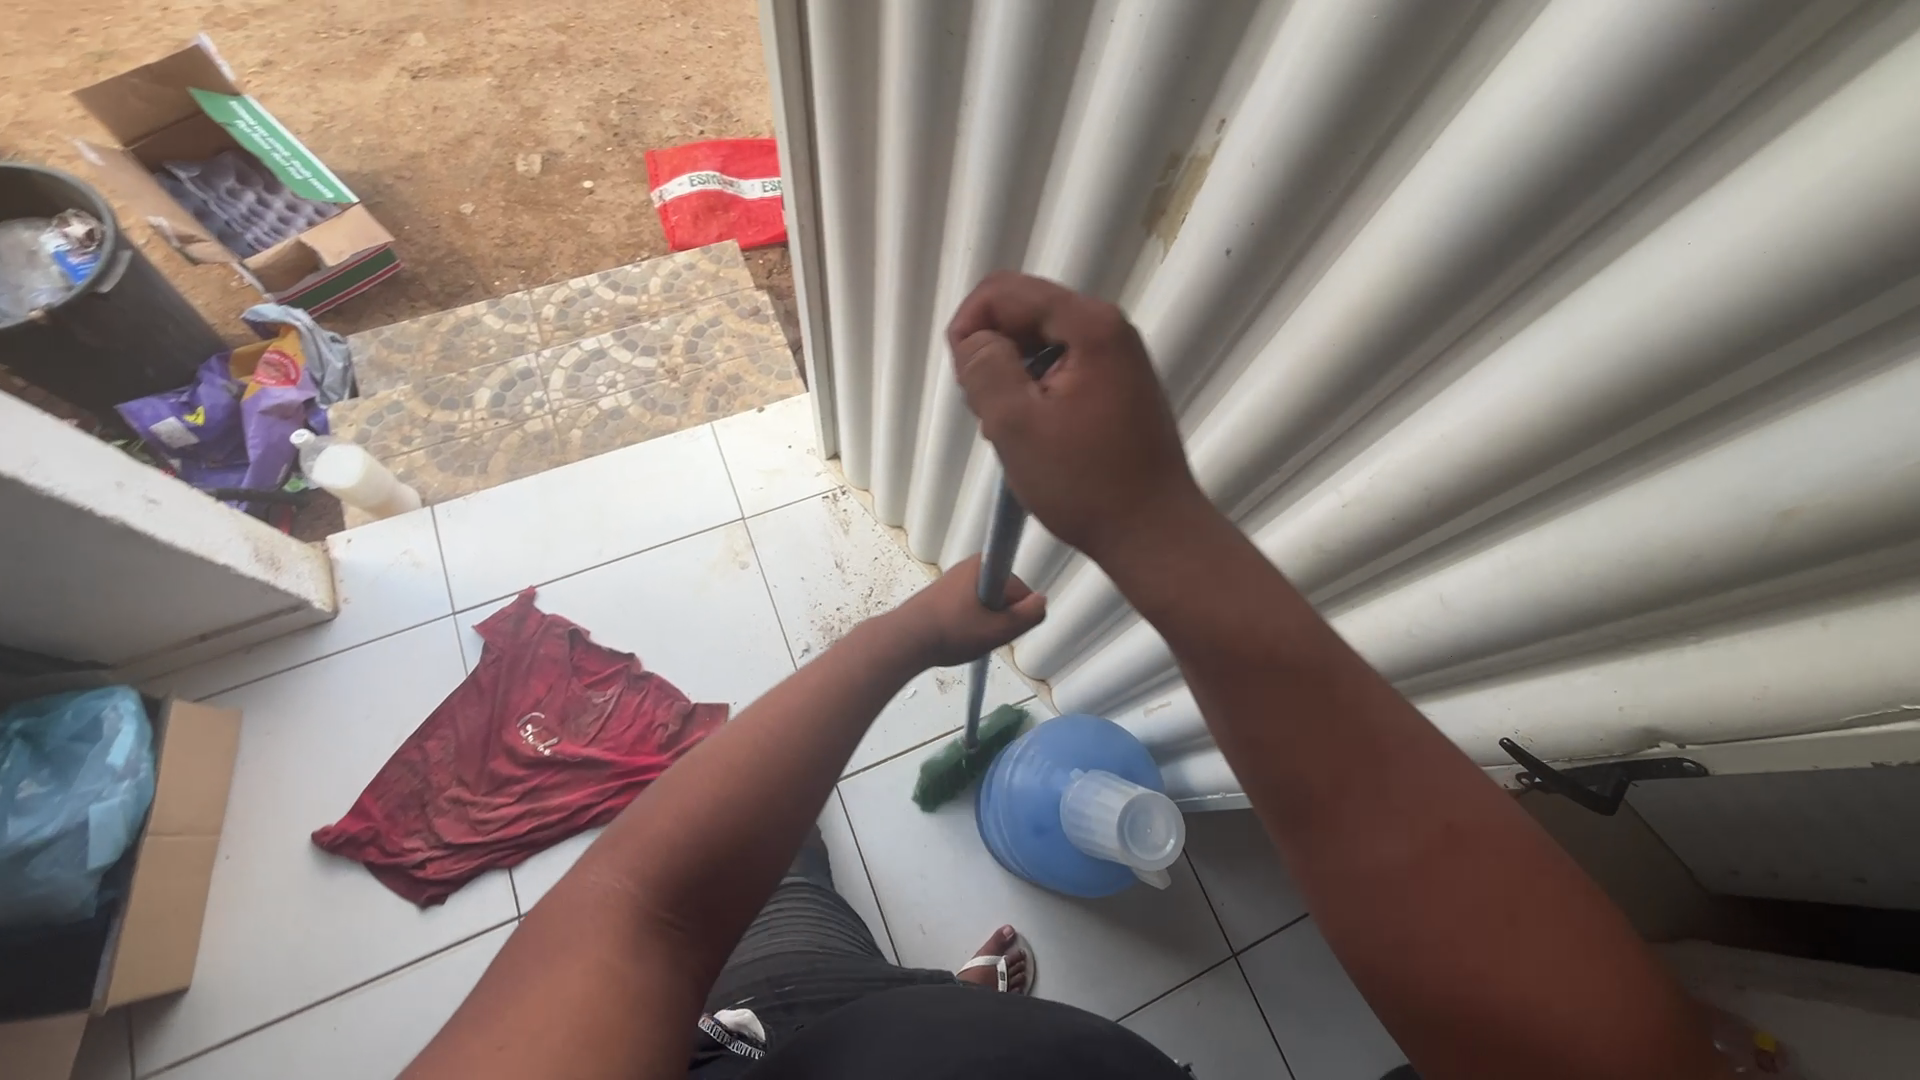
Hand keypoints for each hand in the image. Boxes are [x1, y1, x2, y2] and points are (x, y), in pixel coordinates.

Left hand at [885, 555, 1046, 667]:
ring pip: (985, 603)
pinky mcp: (942, 593)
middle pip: (1003, 595)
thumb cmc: (952, 632)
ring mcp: (954, 579)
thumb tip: (1042, 601)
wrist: (905, 640)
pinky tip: (956, 635)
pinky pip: (969, 606)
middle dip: (1000, 617)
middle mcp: (970, 566)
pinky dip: (968, 621)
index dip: (1018, 613)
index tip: (1003, 628)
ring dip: (983, 622)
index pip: (1021, 590)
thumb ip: (1028, 616)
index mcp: (985, 566)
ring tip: (967, 638)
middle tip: (984, 636)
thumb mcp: (998, 630)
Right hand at [948, 272, 1206, 562]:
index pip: (1004, 292)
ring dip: (1011, 379)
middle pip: (1024, 312)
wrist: (1153, 533)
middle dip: (991, 354)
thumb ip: (984, 369)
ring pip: (1039, 344)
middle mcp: (1108, 329)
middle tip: (986, 413)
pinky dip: (1035, 394)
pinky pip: (1061, 369)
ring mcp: (1117, 359)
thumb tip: (974, 340)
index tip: (963, 382)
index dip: (968, 327)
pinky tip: (1034, 437)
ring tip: (1009, 433)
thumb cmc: (1085, 484)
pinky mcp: (1118, 388)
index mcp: (1089, 325)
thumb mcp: (1017, 425)